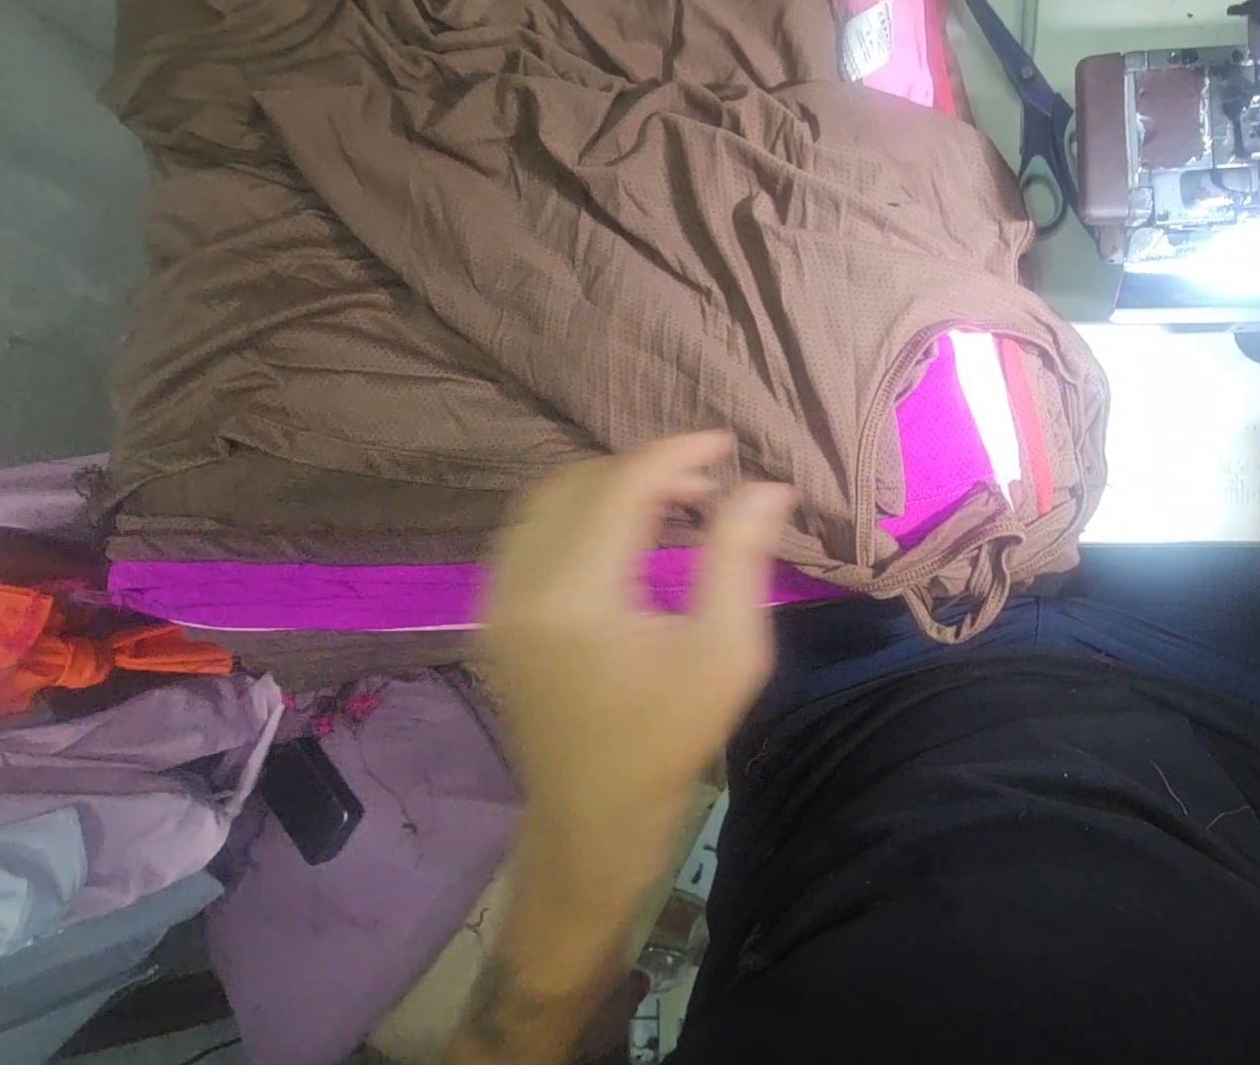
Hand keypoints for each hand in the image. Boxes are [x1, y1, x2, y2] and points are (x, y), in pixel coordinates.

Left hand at [480, 432, 793, 841]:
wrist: (594, 813)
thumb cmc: (670, 737)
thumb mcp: (726, 651)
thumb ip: (741, 558)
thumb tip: (764, 488)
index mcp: (575, 594)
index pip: (621, 486)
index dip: (676, 453)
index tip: (725, 445)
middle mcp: (519, 584)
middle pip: (580, 482)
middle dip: (648, 468)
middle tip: (708, 485)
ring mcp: (495, 599)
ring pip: (549, 500)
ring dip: (612, 487)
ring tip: (674, 503)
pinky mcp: (494, 613)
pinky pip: (533, 531)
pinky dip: (582, 513)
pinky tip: (627, 535)